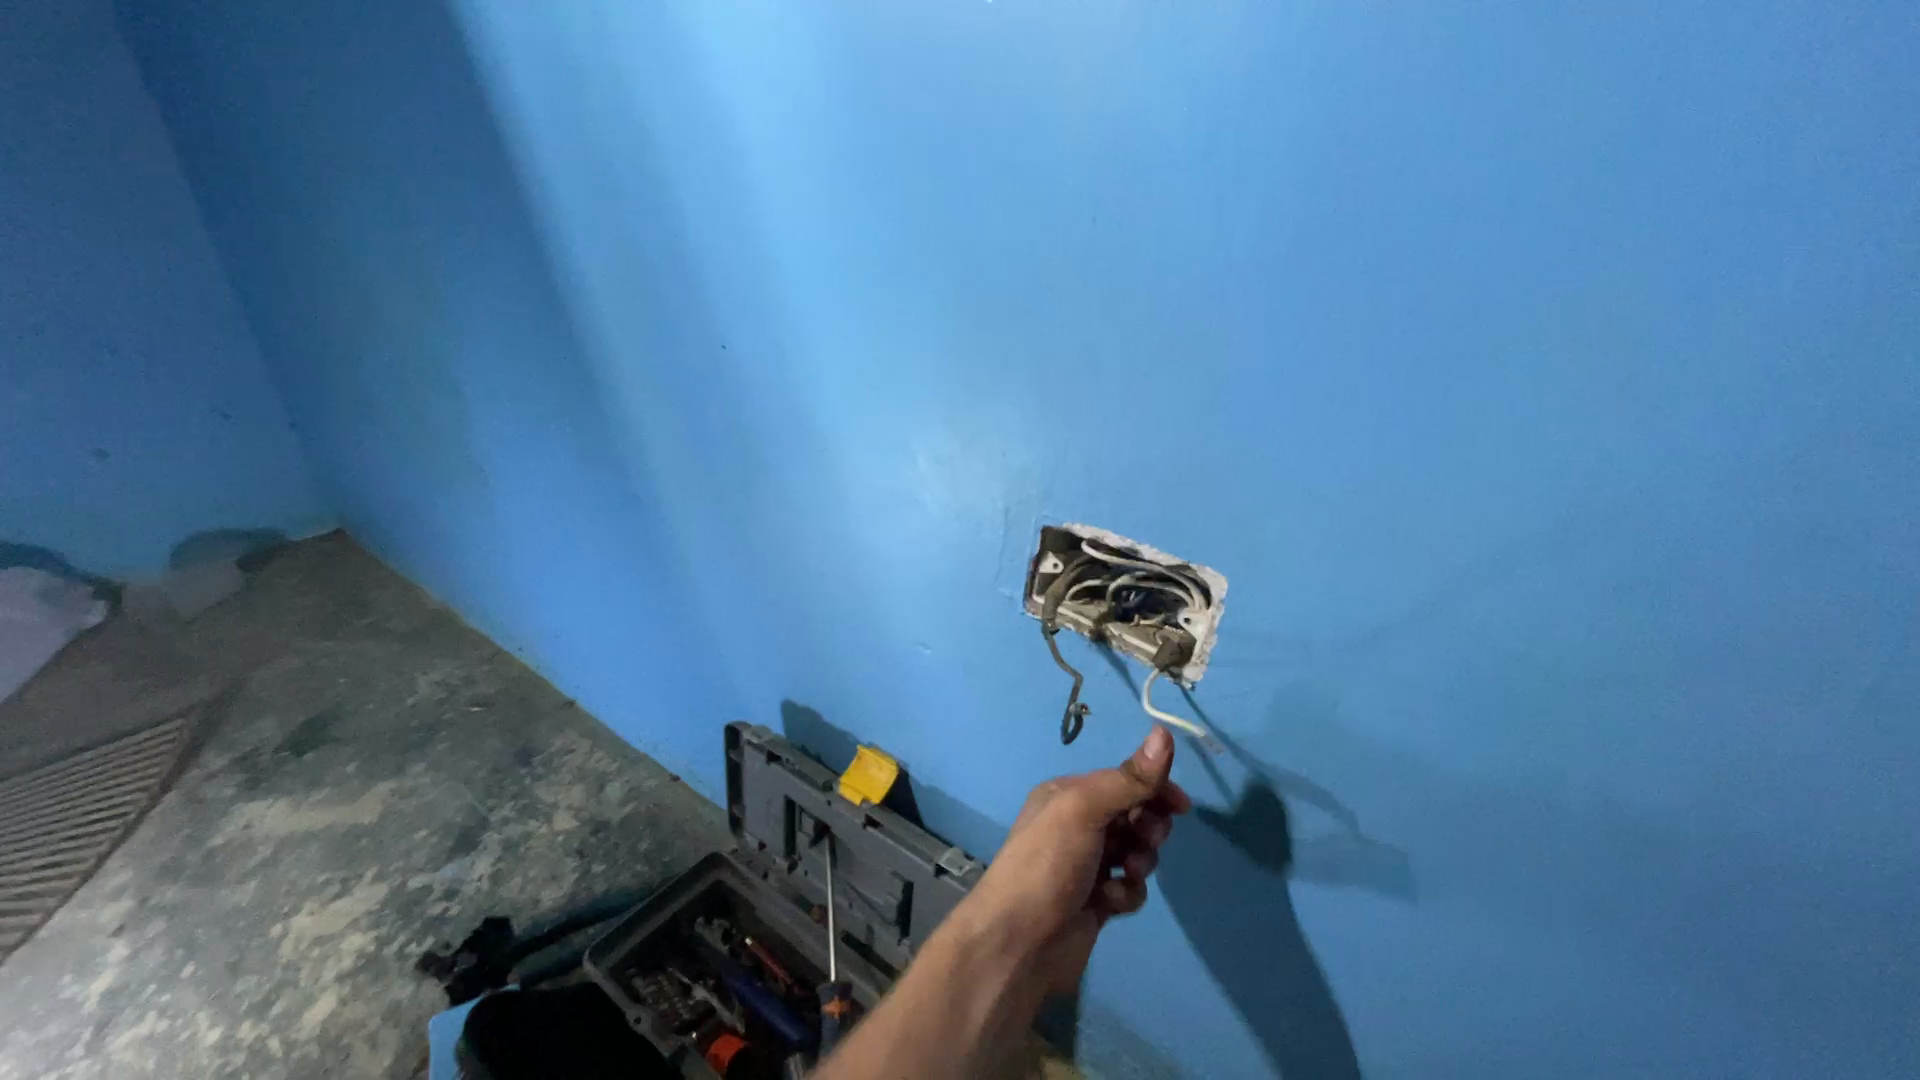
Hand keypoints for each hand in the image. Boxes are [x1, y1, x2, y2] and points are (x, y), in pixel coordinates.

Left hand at [955, 725, 1190, 994]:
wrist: (1019, 942)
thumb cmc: (1047, 864)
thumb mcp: (1084, 809)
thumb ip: (1127, 778)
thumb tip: (1164, 732)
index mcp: (1068, 795)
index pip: (1123, 779)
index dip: (1154, 788)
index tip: (1181, 807)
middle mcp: (1076, 825)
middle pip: (1134, 814)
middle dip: (1148, 827)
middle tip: (1144, 840)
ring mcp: (1086, 864)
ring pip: (1137, 851)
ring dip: (1139, 861)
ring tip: (1125, 873)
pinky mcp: (1096, 900)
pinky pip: (1130, 888)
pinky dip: (1127, 893)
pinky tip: (1110, 902)